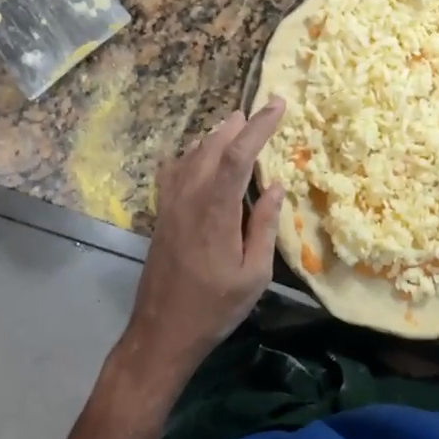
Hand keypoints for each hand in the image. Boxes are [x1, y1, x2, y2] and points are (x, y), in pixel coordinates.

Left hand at [123, 98, 286, 372]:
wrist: (161, 334)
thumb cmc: (214, 309)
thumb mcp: (254, 275)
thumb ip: (265, 226)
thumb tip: (275, 186)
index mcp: (216, 210)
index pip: (239, 155)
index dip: (259, 126)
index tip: (278, 105)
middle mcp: (189, 198)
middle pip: (213, 146)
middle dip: (239, 124)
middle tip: (262, 110)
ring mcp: (170, 204)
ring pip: (193, 154)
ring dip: (216, 135)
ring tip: (237, 124)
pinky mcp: (161, 214)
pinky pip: (175, 170)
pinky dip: (192, 152)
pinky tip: (200, 153)